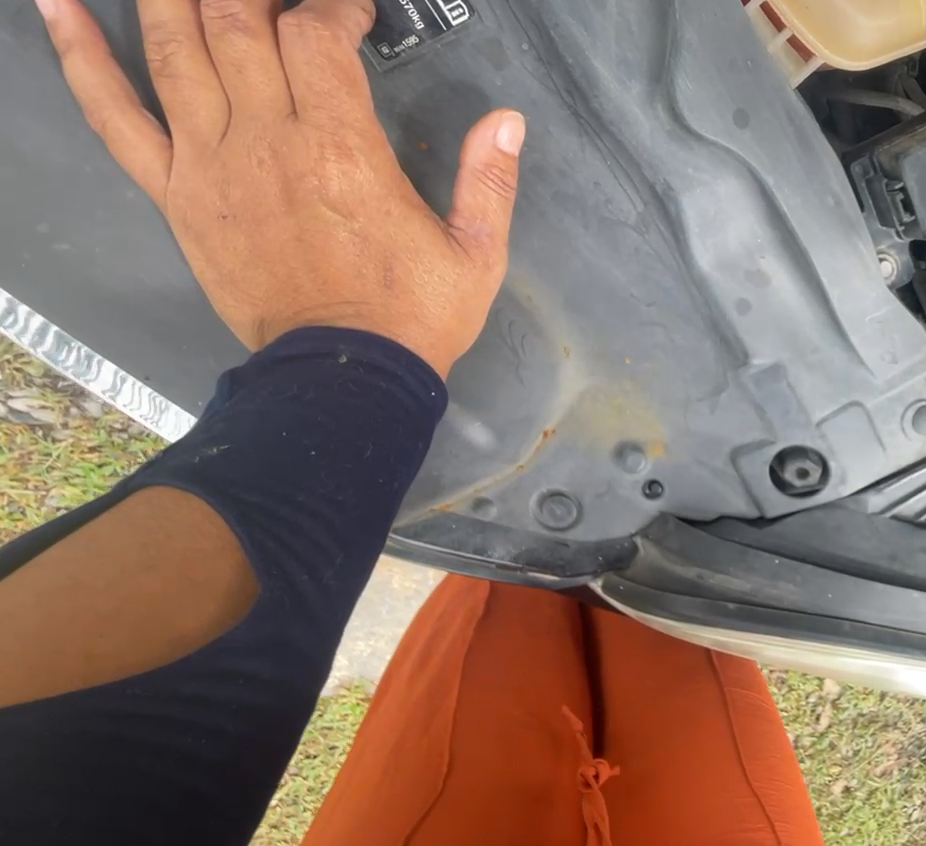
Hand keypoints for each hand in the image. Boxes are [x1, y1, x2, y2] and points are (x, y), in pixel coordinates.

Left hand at [37, 0, 524, 376]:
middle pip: (236, 26)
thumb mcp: (479, 254)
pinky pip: (113, 113)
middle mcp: (266, 139)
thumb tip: (508, 121)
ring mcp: (210, 163)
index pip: (317, 41)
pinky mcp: (177, 193)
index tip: (352, 11)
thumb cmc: (419, 314)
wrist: (350, 371)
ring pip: (171, 48)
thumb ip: (490, 182)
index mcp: (344, 150)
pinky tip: (58, 7)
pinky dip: (80, 55)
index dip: (333, 9)